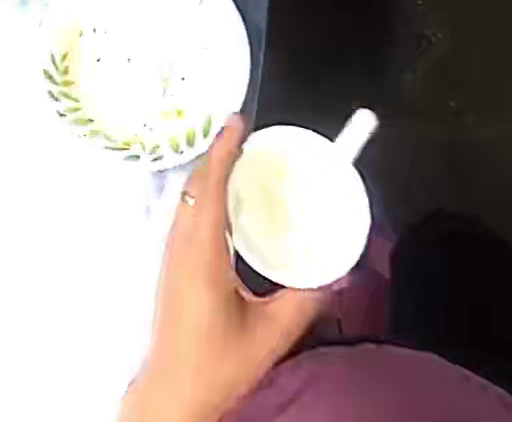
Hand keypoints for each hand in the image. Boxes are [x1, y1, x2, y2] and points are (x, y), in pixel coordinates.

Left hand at [121, 116, 330, 421]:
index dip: (222, 149)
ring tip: (239, 159)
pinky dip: (205, 192)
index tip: (237, 121)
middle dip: (219, 153)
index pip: (209, 184)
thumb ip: (306, 301)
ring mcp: (171, 249)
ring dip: (210, 172)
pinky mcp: (171, 260)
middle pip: (196, 182)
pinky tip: (225, 201)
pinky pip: (187, 211)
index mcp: (201, 249)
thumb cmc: (218, 361)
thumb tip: (340, 274)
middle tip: (247, 136)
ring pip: (188, 195)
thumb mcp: (270, 333)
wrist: (172, 390)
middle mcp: (180, 240)